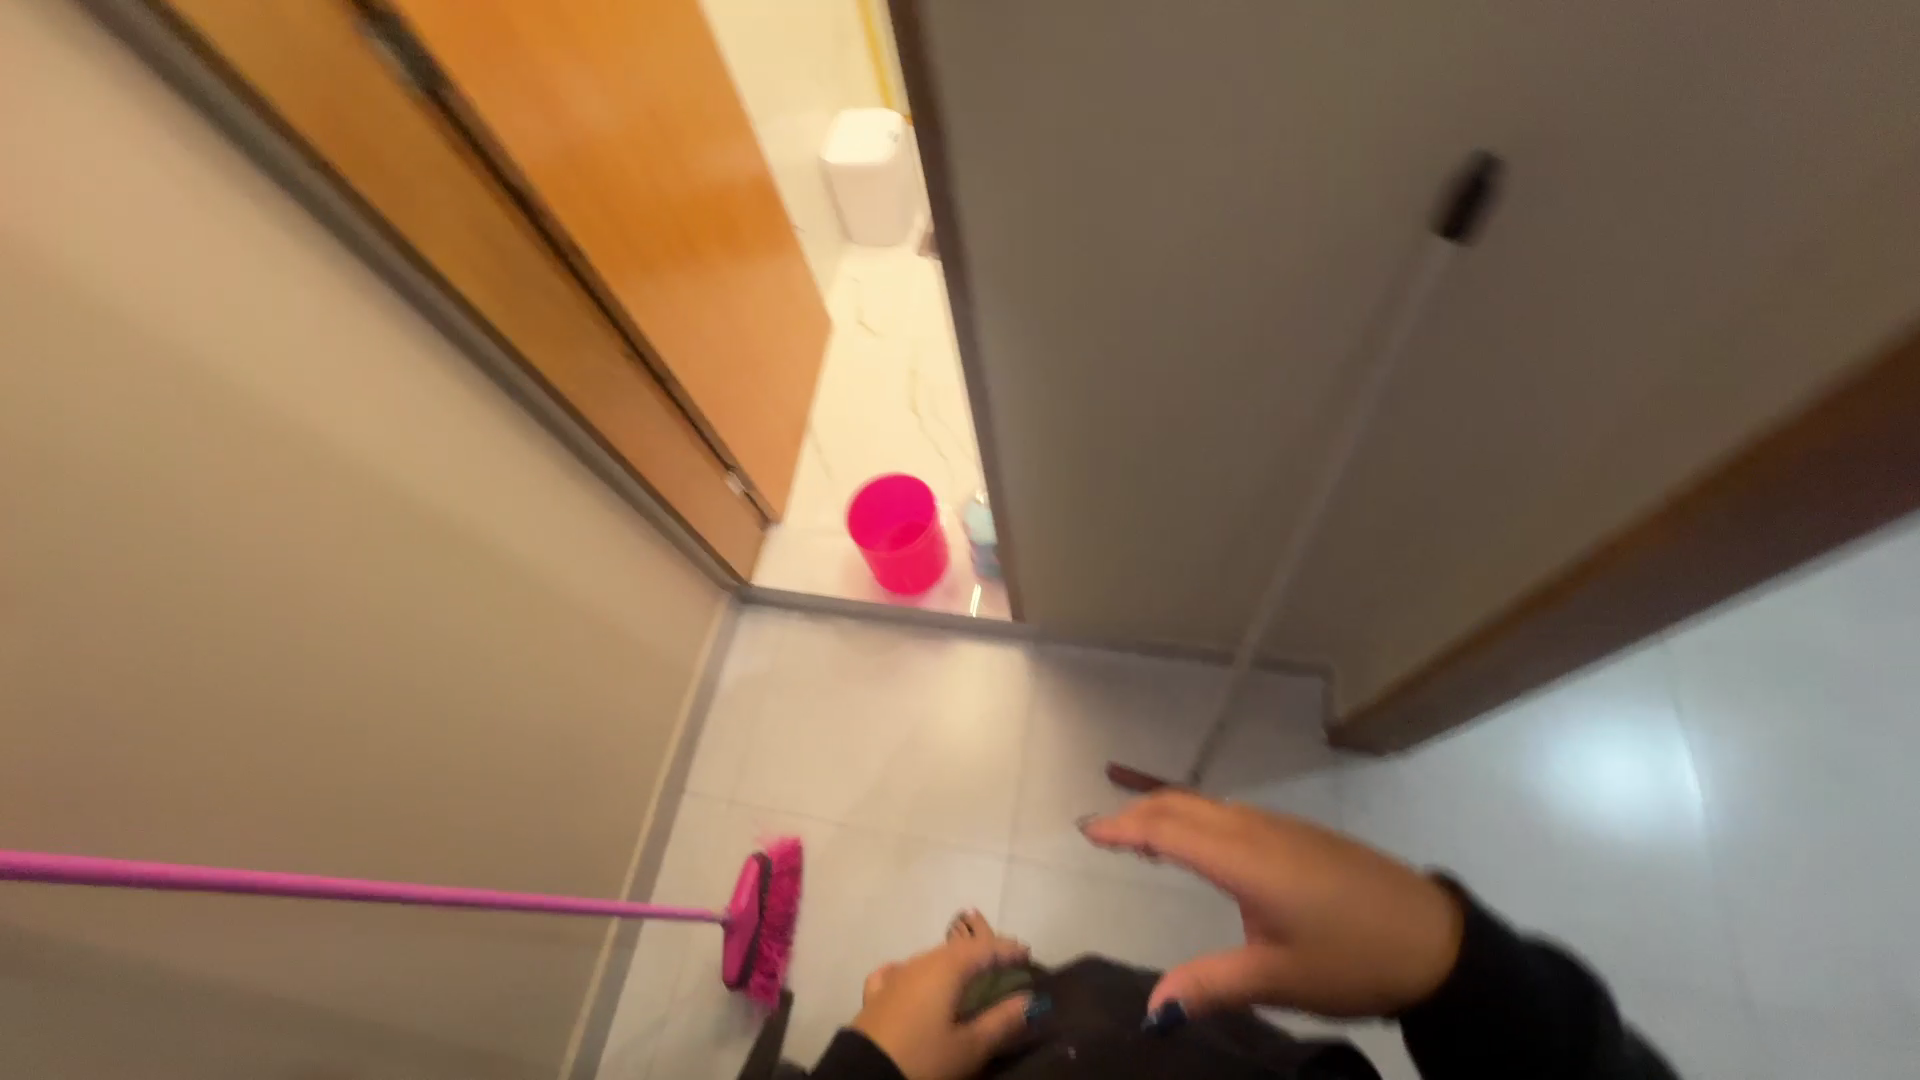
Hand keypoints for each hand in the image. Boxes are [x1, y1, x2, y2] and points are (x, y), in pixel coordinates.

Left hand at [852, 935, 1033, 1079]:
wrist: (863, 1077)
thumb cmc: (923, 1061)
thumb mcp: (969, 1048)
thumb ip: (1001, 1021)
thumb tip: (1029, 1000)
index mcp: (948, 967)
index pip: (985, 949)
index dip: (1008, 949)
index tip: (1027, 953)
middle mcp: (921, 961)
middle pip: (958, 948)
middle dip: (982, 952)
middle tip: (1003, 962)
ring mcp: (896, 974)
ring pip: (932, 958)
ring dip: (955, 962)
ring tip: (970, 973)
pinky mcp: (877, 993)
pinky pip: (903, 971)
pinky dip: (920, 973)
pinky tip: (916, 979)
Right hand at [1081, 791, 1462, 1019]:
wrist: (1438, 939)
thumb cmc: (1353, 958)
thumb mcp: (1278, 979)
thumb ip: (1211, 986)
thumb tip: (1153, 1011)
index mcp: (1242, 858)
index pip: (1166, 829)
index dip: (1123, 828)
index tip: (1086, 830)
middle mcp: (1253, 829)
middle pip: (1180, 805)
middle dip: (1136, 812)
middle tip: (1101, 831)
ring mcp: (1278, 826)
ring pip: (1205, 805)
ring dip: (1165, 812)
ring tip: (1138, 835)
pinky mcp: (1297, 833)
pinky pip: (1228, 813)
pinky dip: (1194, 817)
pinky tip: (1198, 842)